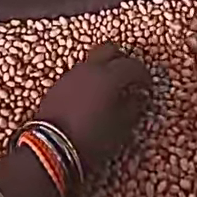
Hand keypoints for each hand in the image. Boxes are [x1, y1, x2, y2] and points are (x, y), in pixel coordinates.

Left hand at [30, 44, 151, 174]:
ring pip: (92, 60)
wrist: (49, 146)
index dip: (143, 74)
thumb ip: (132, 107)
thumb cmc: (90, 138)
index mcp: (108, 77)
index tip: (147, 85)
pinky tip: (91, 96)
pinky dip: (90, 78)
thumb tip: (138, 97)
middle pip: (109, 50)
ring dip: (104, 68)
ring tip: (111, 88)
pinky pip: (79, 73)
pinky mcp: (58, 84)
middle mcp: (89, 69)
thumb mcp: (119, 128)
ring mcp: (71, 75)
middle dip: (122, 60)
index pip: (132, 65)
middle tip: (130, 77)